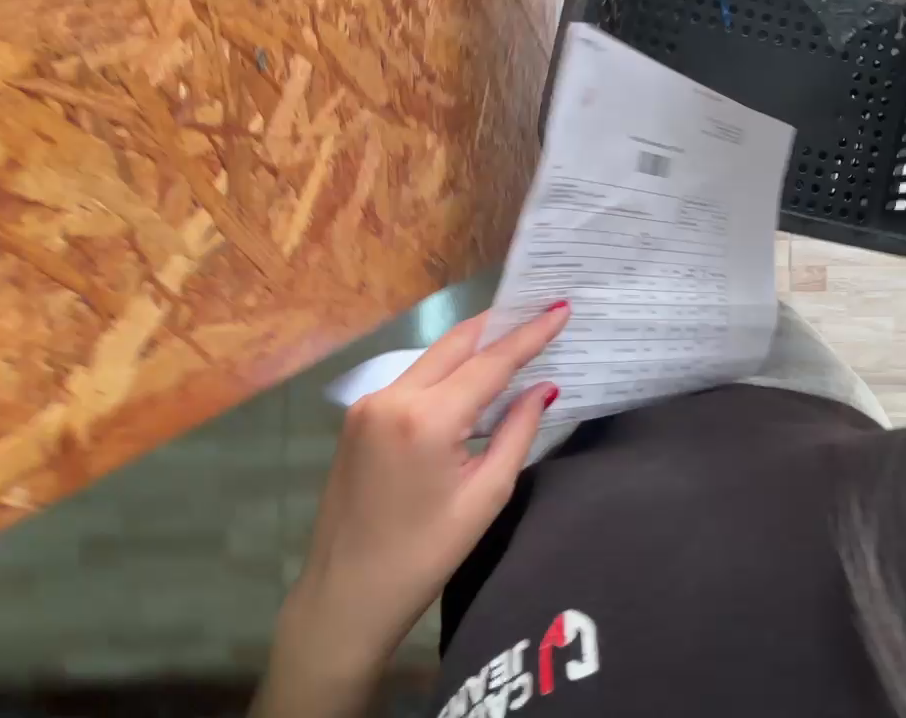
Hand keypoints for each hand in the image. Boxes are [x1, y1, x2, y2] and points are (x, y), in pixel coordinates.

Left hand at [254, 304, 569, 717]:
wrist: (344, 598)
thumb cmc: (425, 556)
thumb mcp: (486, 496)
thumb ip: (518, 432)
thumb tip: (543, 388)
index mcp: (426, 419)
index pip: (491, 362)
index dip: (530, 333)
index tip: (561, 308)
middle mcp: (392, 397)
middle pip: (457, 344)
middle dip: (500, 324)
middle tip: (539, 309)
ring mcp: (368, 405)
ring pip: (434, 357)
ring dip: (474, 345)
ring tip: (514, 337)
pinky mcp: (358, 419)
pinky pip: (415, 379)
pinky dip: (449, 369)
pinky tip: (473, 375)